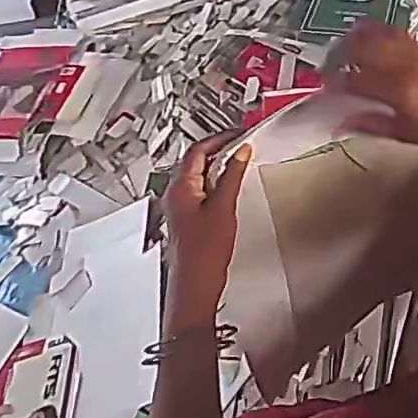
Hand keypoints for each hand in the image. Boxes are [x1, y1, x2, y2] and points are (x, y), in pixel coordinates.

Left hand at [160, 133, 252, 333]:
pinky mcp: (189, 218)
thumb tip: (241, 152)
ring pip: (199, 175)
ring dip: (219, 165)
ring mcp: (181, 207)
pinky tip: (231, 187)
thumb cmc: (204, 251)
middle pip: (196, 160)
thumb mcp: (224, 206)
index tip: (238, 133)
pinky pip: (202, 189)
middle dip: (219, 149)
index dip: (219, 138)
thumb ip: (233, 175)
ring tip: (239, 161)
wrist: (196, 283)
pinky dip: (218, 181)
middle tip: (241, 144)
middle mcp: (176, 195)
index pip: (198, 150)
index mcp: (181, 187)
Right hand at [329, 20, 417, 157]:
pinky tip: (374, 38)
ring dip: (358, 37)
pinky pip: (396, 34)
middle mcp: (405, 67)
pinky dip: (379, 33)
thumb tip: (345, 123)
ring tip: (347, 44)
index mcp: (396, 89)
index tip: (327, 85)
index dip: (336, 82)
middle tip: (331, 61)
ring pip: (379, 34)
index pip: (355, 79)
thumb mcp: (404, 132)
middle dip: (341, 52)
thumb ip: (371, 124)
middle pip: (363, 47)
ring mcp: (416, 56)